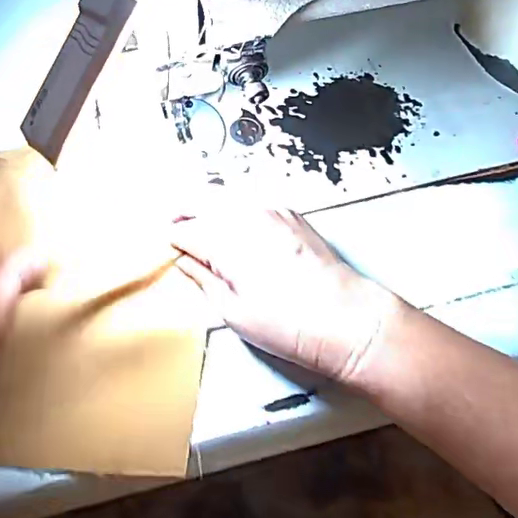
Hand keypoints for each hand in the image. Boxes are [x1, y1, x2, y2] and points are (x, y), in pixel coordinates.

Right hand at [170, 209, 404, 389]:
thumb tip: (185, 262)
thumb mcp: (234, 312)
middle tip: (177, 226)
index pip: (184, 229)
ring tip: (203, 222)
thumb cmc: (292, 324)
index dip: (173, 239)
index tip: (171, 247)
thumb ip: (203, 279)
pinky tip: (236, 223)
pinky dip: (236, 205)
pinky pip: (251, 198)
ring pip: (225, 193)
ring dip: (209, 204)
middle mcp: (244, 215)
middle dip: (185, 212)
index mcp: (225, 240)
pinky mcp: (288, 211)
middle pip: (201, 200)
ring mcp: (269, 209)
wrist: (347, 319)